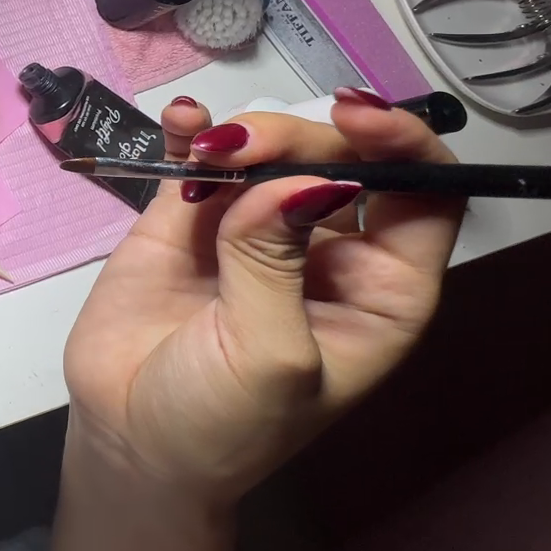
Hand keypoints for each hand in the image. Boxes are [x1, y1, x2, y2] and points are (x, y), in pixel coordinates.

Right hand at [62, 91, 464, 504]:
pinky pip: (189, 167)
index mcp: (375, 291)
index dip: (404, 148)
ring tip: (203, 148)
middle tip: (239, 150)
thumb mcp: (270, 355)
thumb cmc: (223, 418)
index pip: (421, 200)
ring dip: (241, 136)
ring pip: (262, 155)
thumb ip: (277, 265)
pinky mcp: (176, 224)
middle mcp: (318, 251)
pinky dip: (185, 133)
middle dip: (294, 142)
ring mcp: (241, 231)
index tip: (354, 116)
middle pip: (332, 164)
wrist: (128, 433)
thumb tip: (296, 181)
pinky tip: (182, 116)